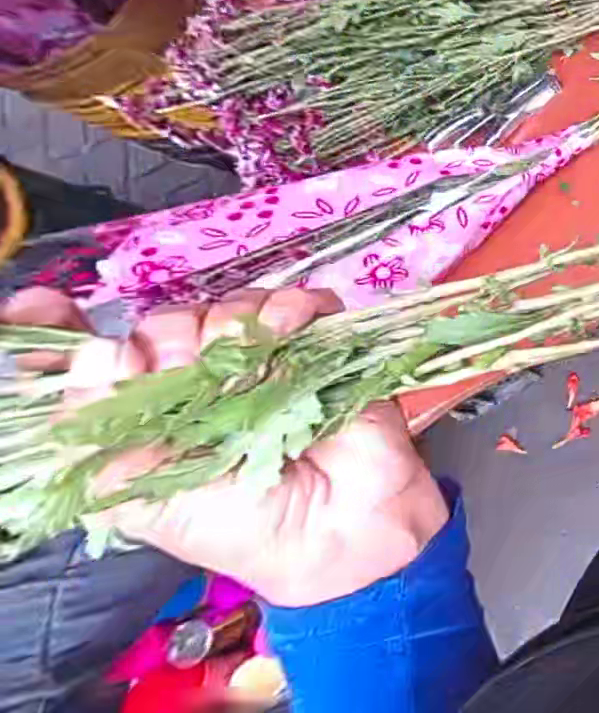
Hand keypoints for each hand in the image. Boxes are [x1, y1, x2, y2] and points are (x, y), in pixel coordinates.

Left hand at [6, 287, 448, 607]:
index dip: (58, 327)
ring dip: (240, 318)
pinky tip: (294, 323)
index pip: (96, 359)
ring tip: (255, 355)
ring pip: (239, 306)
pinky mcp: (330, 346)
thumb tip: (100, 356)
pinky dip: (300, 303)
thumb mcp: (140, 499)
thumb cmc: (238, 522)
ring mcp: (272, 360)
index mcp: (147, 415)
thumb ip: (102, 439)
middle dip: (178, 337)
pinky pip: (310, 303)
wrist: (335, 521)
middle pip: (171, 323)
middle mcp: (204, 380)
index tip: (38, 301)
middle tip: (201, 372)